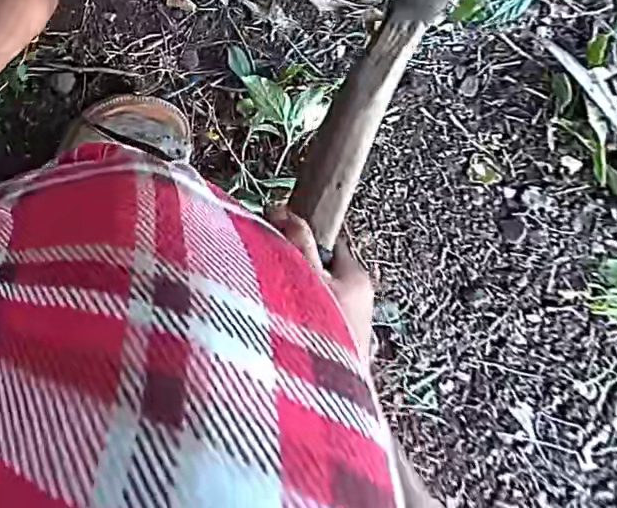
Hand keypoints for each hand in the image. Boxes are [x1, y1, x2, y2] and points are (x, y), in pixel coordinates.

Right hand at [266, 204, 375, 361]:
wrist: (316, 407)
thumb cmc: (316, 332)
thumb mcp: (301, 271)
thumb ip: (293, 238)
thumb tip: (280, 209)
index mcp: (356, 280)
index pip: (325, 241)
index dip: (297, 233)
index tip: (270, 234)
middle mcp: (357, 306)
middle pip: (313, 268)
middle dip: (286, 265)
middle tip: (261, 265)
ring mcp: (342, 334)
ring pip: (304, 298)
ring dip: (282, 296)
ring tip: (260, 300)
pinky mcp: (327, 360)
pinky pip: (302, 324)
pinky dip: (285, 322)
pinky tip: (266, 326)